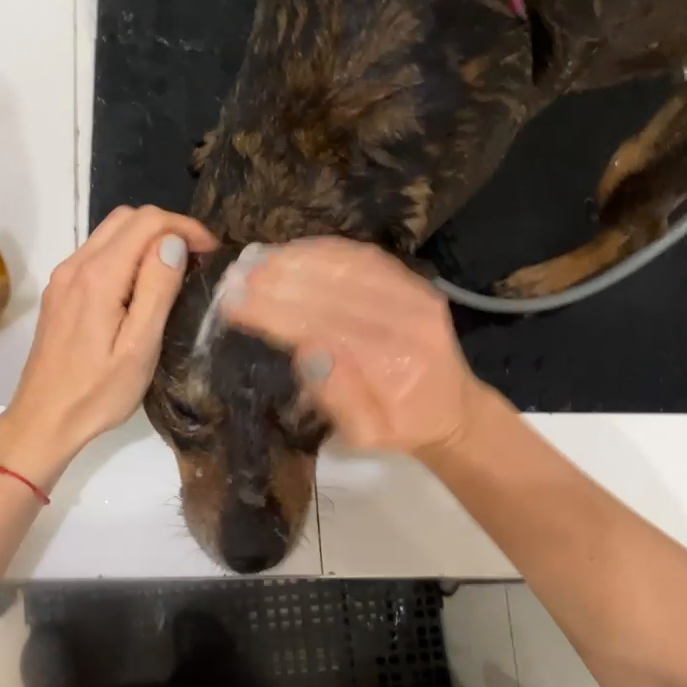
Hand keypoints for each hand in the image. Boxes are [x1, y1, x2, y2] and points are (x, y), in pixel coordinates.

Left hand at [0, 206, 218, 489]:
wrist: (44, 420)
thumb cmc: (97, 393)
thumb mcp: (139, 348)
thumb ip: (157, 290)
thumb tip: (173, 243)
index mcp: (98, 276)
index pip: (147, 221)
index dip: (184, 227)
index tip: (211, 252)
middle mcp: (75, 266)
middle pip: (126, 218)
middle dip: (166, 228)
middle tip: (196, 259)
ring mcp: (63, 279)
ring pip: (109, 234)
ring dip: (145, 241)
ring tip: (174, 271)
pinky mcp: (59, 294)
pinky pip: (95, 256)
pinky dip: (124, 257)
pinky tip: (140, 288)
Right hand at [219, 238, 484, 455]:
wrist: (451, 409)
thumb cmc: (399, 428)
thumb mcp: (364, 436)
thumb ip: (339, 397)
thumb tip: (306, 353)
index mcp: (393, 366)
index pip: (323, 328)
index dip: (275, 311)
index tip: (235, 303)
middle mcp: (408, 323)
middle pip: (334, 292)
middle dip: (278, 282)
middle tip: (235, 277)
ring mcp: (415, 296)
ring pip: (348, 267)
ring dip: (297, 260)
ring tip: (255, 261)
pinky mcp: (414, 283)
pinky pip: (365, 258)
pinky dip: (324, 251)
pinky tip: (292, 251)